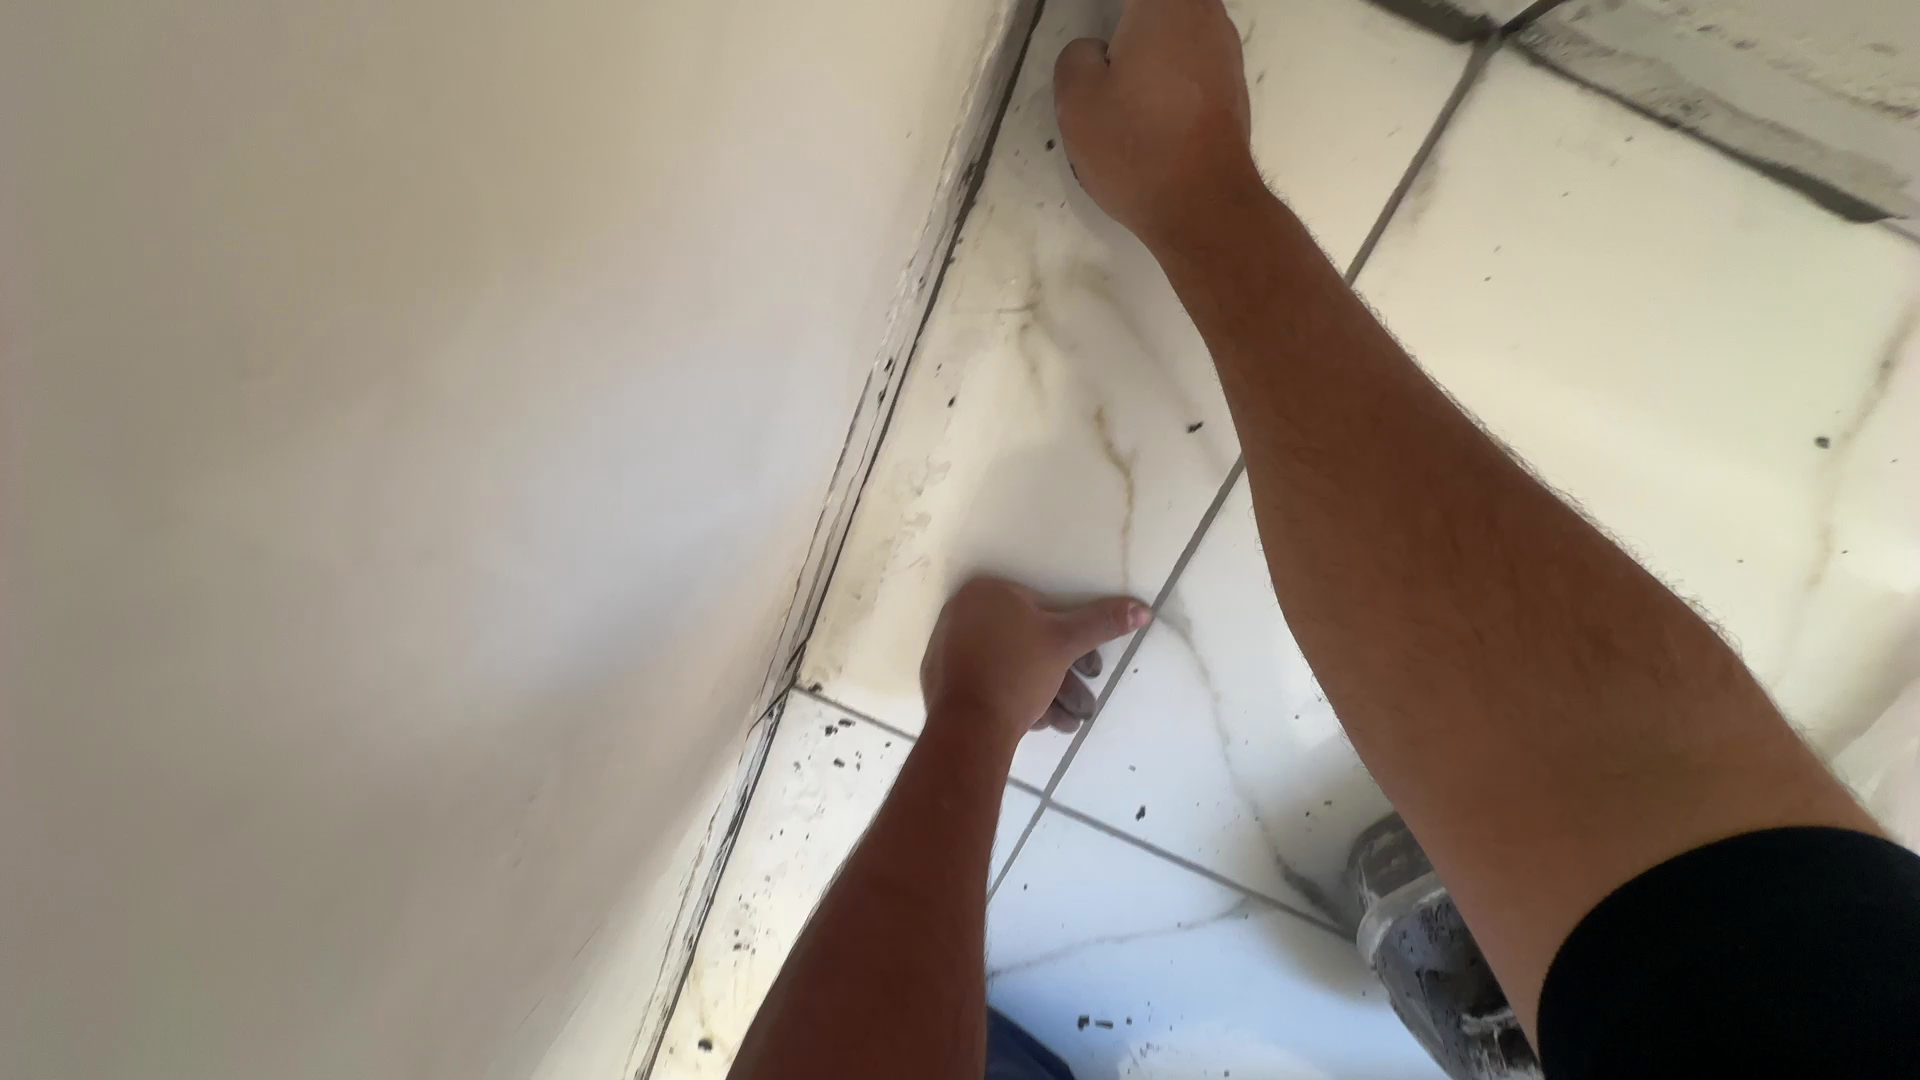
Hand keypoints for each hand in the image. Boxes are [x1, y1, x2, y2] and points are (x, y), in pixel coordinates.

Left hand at [920, 577, 1150, 748]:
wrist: (969, 725)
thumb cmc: (1018, 671)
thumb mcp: (1066, 642)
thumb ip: (1101, 622)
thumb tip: (1141, 609)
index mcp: (986, 592)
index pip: (1041, 611)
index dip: (1072, 643)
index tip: (1090, 671)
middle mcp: (961, 612)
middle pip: (1025, 642)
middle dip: (1060, 676)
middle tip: (1082, 702)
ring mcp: (947, 646)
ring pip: (1009, 666)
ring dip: (1044, 693)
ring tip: (1065, 720)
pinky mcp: (942, 679)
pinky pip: (987, 682)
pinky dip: (1013, 697)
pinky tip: (1036, 721)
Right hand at [1053, 0, 1261, 251]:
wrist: (1201, 204)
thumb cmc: (1136, 148)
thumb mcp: (1076, 103)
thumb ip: (1076, 60)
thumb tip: (1096, 56)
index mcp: (1164, 3)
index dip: (1111, 12)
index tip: (1099, 49)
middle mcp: (1204, 13)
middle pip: (1160, 8)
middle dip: (1131, 26)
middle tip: (1105, 60)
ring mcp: (1225, 51)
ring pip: (1180, 31)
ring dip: (1152, 47)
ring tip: (1124, 83)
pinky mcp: (1231, 89)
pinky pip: (1193, 65)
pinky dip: (1170, 77)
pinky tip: (1152, 113)